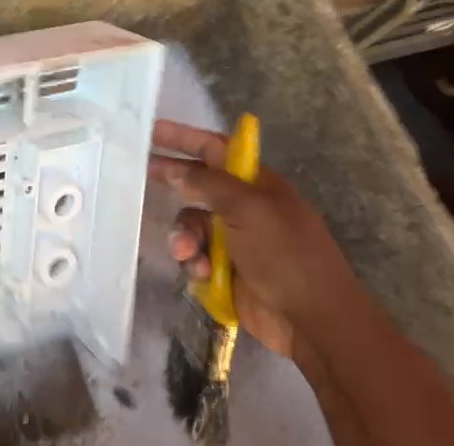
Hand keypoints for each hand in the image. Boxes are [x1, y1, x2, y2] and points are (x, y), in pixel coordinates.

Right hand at [149, 120, 361, 358]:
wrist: (314, 322)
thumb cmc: (287, 256)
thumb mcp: (248, 210)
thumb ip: (207, 183)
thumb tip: (173, 168)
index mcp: (257, 184)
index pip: (214, 148)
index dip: (183, 136)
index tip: (149, 130)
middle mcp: (244, 206)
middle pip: (197, 183)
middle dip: (171, 181)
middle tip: (139, 174)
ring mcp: (235, 239)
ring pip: (190, 222)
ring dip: (184, 235)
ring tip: (187, 252)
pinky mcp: (225, 269)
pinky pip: (194, 254)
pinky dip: (194, 262)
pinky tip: (202, 273)